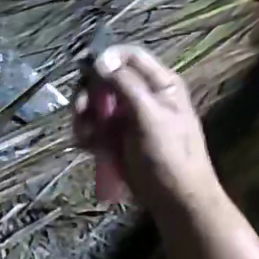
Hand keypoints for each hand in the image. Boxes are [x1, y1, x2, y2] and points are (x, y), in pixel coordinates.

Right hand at [74, 43, 220, 207]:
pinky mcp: (118, 139)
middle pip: (106, 79)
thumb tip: (101, 59)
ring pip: (95, 104)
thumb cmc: (170, 157)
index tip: (90, 74)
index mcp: (160, 84)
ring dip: (84, 117)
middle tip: (81, 111)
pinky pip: (94, 126)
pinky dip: (86, 133)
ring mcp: (129, 118)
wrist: (178, 203)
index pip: (129, 55)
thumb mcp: (149, 116)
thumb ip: (125, 85)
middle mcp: (143, 95)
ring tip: (83, 136)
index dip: (107, 59)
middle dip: (90, 93)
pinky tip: (85, 146)